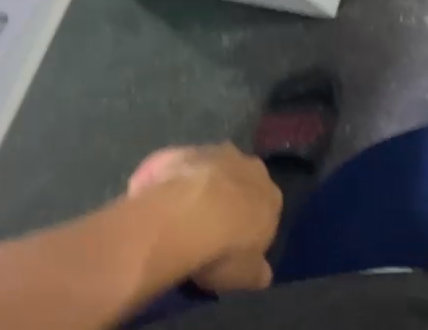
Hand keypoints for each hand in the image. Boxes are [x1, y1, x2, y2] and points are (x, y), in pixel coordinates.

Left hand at [128, 144, 281, 291]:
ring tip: (178, 213)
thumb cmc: (223, 248)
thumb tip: (263, 274)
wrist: (185, 216)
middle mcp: (251, 168)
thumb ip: (256, 270)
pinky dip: (169, 179)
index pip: (265, 209)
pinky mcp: (181, 152)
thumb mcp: (245, 274)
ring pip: (211, 168)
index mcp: (271, 196)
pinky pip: (177, 166)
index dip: (247, 226)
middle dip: (227, 197)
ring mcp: (216, 154)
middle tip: (204, 226)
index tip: (230, 245)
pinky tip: (156, 201)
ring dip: (200, 185)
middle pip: (241, 182)